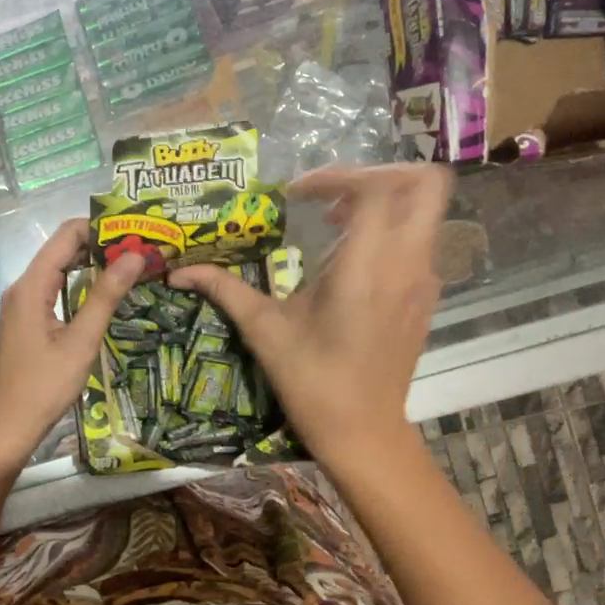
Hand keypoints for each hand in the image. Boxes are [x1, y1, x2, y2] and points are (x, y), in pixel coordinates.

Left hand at [0, 219, 145, 474]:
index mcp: (30, 287)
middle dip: (100, 245)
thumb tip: (134, 255)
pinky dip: (78, 286)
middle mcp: (20, 288)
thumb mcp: (81, 341)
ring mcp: (19, 305)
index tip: (137, 230)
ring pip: (57, 271)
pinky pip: (52, 291)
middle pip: (61, 250)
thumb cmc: (44, 386)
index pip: (65, 236)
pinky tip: (105, 293)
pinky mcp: (24, 322)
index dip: (100, 227)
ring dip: (91, 266)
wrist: (9, 425)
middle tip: (142, 249)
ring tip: (132, 266)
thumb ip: (105, 296)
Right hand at [168, 164, 452, 469]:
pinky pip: (419, 240)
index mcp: (367, 268)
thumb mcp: (263, 331)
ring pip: (426, 209)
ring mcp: (424, 279)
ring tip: (332, 222)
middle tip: (328, 196)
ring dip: (382, 202)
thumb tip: (179, 272)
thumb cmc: (310, 380)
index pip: (375, 189)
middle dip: (376, 174)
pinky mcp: (426, 296)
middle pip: (424, 182)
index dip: (336, 176)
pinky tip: (347, 260)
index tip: (295, 195)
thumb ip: (224, 290)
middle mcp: (407, 263)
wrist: (362, 429)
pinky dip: (388, 231)